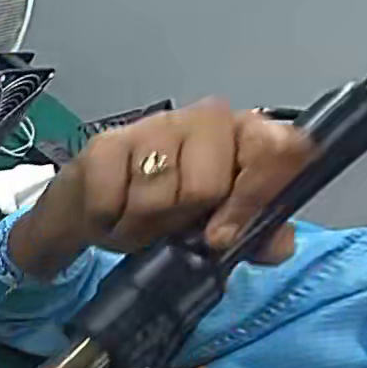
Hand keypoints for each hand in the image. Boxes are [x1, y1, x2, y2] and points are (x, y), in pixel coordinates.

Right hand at [9, 98, 314, 277]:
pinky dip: (106, 222)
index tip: (219, 237)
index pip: (276, 149)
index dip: (252, 198)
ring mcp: (153, 126)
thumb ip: (252, 235)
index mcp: (246, 133)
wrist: (90, 205)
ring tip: (131, 223)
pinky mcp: (106, 146)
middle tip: (161, 225)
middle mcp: (206, 119)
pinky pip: (110, 202)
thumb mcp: (208, 226)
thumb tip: (276, 248)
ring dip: (137, 228)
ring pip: (154, 198)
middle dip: (175, 221)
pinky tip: (107, 215)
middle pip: (204, 188)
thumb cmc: (156, 209)